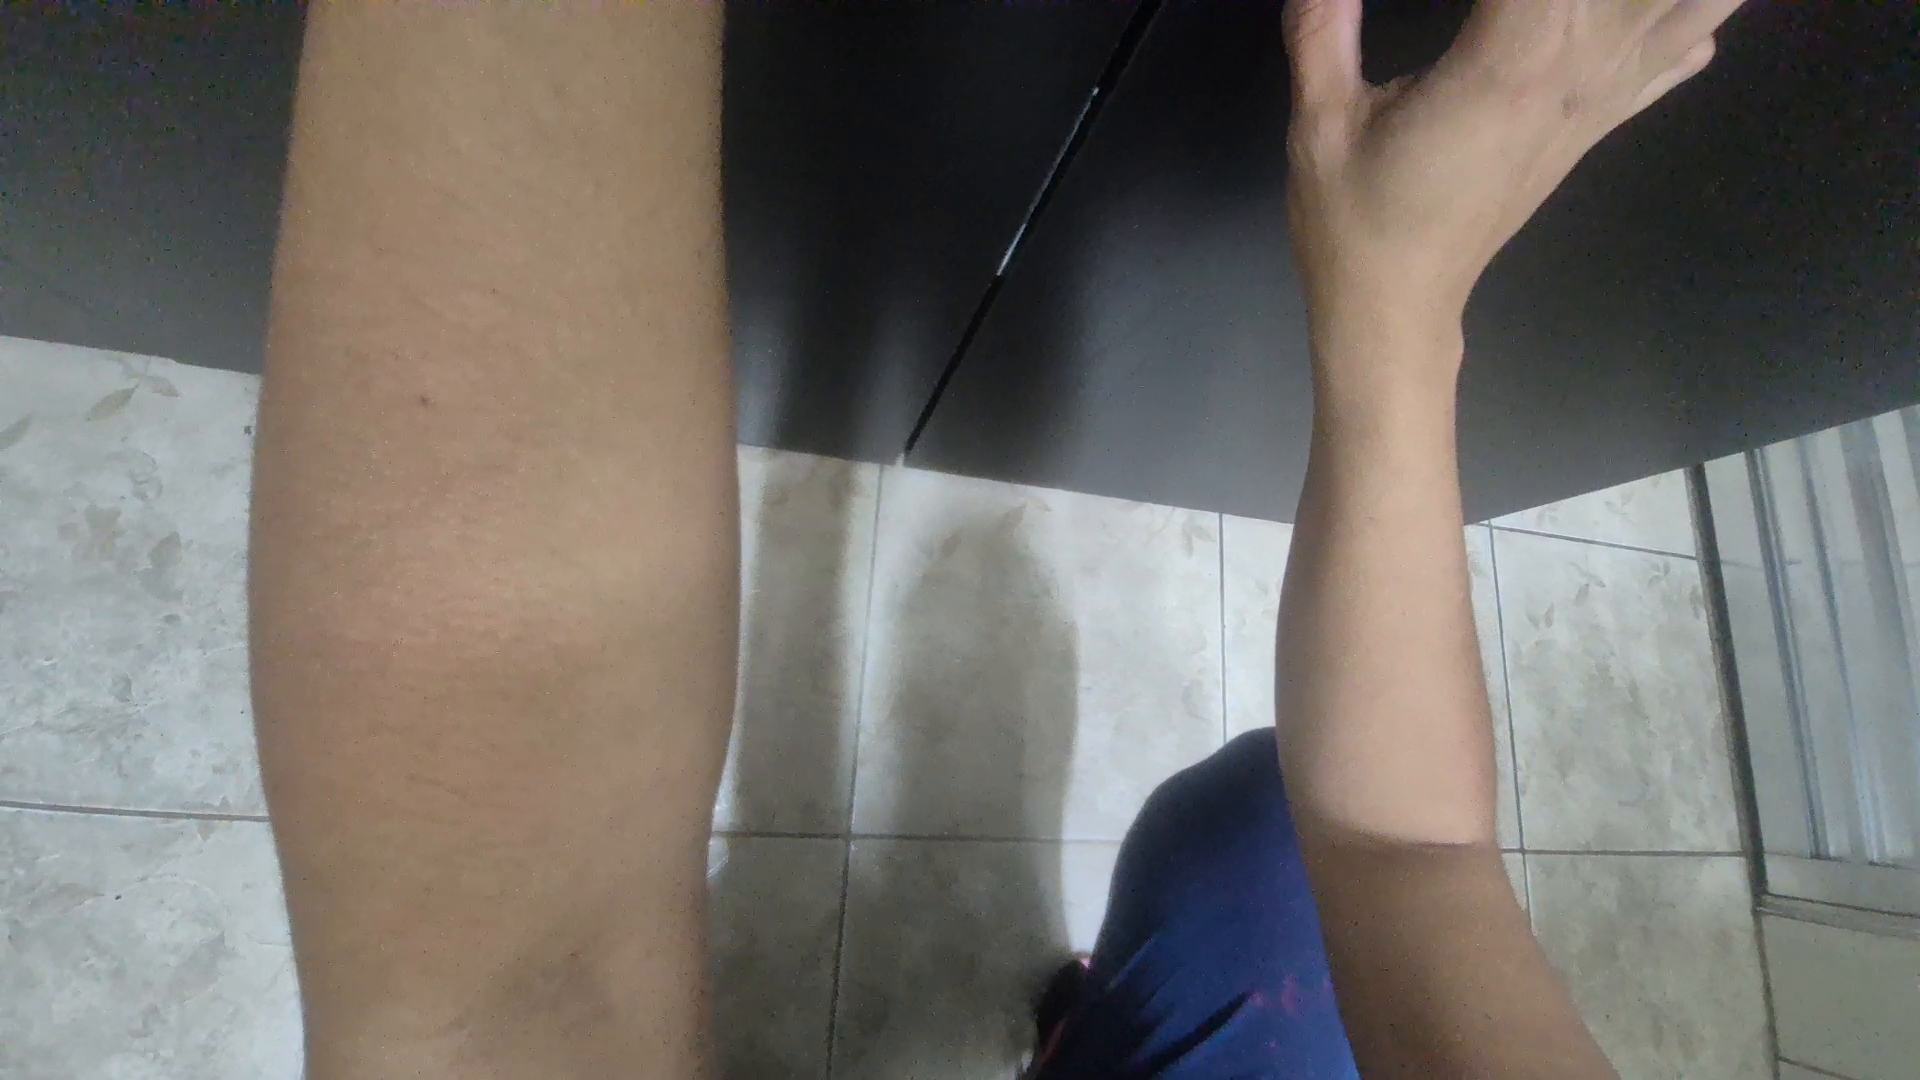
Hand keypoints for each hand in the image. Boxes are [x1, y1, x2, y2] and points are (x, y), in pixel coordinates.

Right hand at [1283, 0, 1743, 368]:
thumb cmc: (1351, 227)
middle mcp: (1579, 63)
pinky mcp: (1593, 126)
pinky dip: (1693, 15)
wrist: (1392, 309)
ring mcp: (1598, 97)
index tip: (1475, 3)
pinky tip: (1669, 13)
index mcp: (1510, 56)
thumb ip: (1324, 35)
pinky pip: (1681, 46)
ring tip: (1587, 13)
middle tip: (1514, 15)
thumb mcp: (1320, 130)